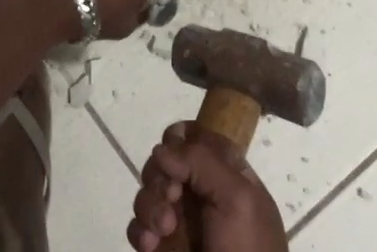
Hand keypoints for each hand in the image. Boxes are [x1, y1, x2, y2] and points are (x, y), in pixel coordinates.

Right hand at [129, 123, 286, 251]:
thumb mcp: (238, 199)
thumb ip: (201, 161)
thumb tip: (162, 149)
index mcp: (230, 176)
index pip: (197, 136)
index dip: (180, 139)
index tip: (176, 154)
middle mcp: (202, 193)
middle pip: (164, 160)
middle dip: (159, 175)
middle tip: (171, 197)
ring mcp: (181, 222)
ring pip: (147, 191)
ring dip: (148, 205)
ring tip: (161, 229)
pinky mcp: (161, 248)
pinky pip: (138, 226)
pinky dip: (138, 231)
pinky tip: (148, 245)